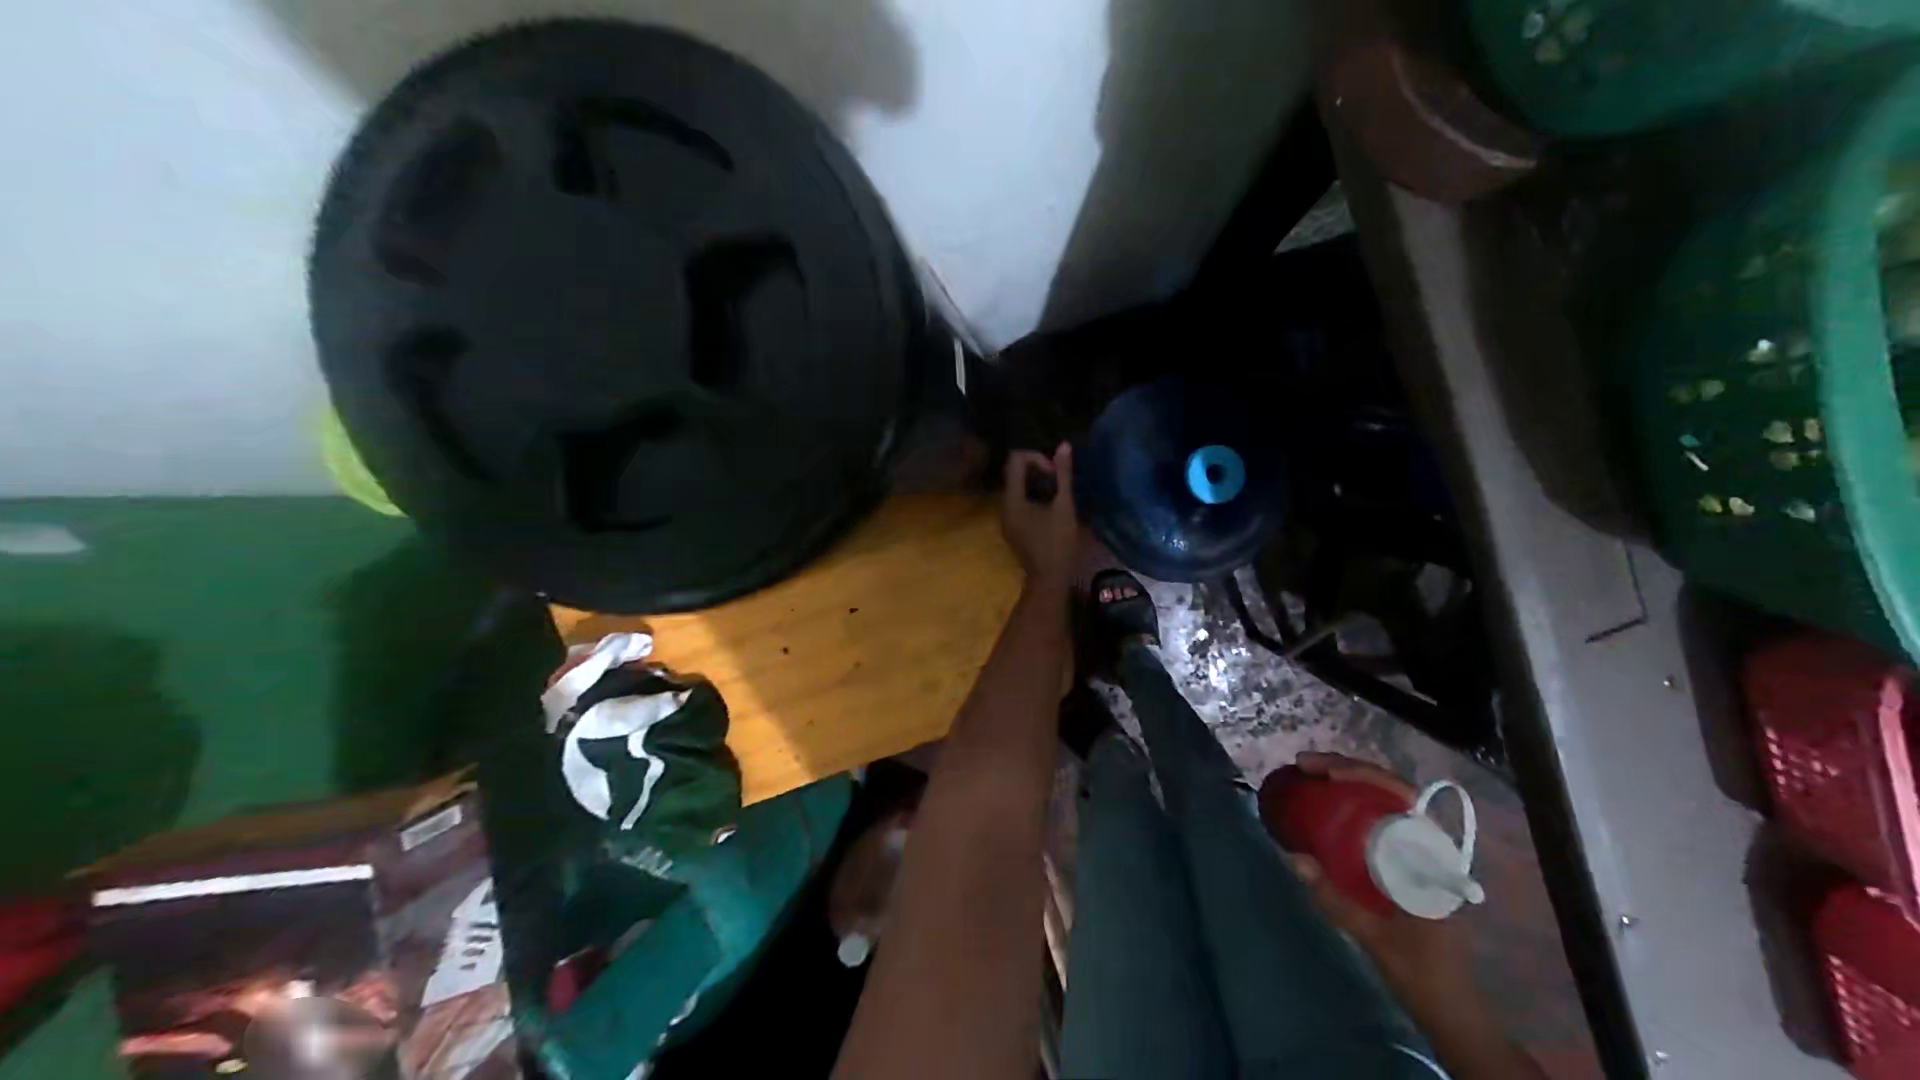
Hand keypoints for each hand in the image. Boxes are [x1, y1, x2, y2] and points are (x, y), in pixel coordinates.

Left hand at [1001, 444, 1077, 595]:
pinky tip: (1050, 506)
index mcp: (1011, 500)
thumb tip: (1064, 445)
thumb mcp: (1064, 506)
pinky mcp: (1012, 526)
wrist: (1050, 579)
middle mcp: (1003, 506)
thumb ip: (1063, 475)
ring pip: (1017, 486)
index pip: (1015, 460)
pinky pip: (1019, 500)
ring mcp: (1006, 518)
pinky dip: (1033, 495)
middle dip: (1037, 469)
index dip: (1037, 458)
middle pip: (1015, 472)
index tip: (1055, 474)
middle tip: (1058, 482)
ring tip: (1057, 493)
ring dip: (1037, 482)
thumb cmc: (1059, 544)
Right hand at [1288, 752, 1474, 1005]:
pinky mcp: (1406, 863)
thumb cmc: (1422, 972)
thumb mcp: (1376, 938)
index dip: (1363, 774)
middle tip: (1304, 765)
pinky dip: (1350, 803)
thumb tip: (1293, 857)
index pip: (1402, 796)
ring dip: (1347, 781)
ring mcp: (1419, 853)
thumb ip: (1336, 899)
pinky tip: (1325, 804)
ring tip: (1309, 775)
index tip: (1326, 772)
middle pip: (1390, 790)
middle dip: (1347, 769)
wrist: (1451, 1007)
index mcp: (1433, 857)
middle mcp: (1430, 846)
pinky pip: (1377, 820)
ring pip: (1383, 801)